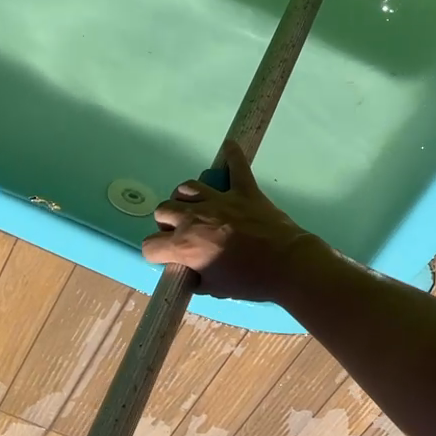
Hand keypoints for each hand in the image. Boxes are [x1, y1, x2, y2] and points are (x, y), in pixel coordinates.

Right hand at [140, 139, 327, 301]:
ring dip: (187, 198)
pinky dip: (233, 156)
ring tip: (197, 207)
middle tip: (182, 232)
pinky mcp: (245, 191)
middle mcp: (195, 217)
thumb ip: (194, 275)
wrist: (286, 264)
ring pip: (188, 187)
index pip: (150, 245)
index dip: (156, 252)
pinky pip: (237, 166)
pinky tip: (229, 147)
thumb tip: (188, 269)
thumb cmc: (249, 281)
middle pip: (163, 209)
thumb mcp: (212, 288)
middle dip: (167, 222)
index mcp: (184, 245)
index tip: (166, 256)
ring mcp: (220, 199)